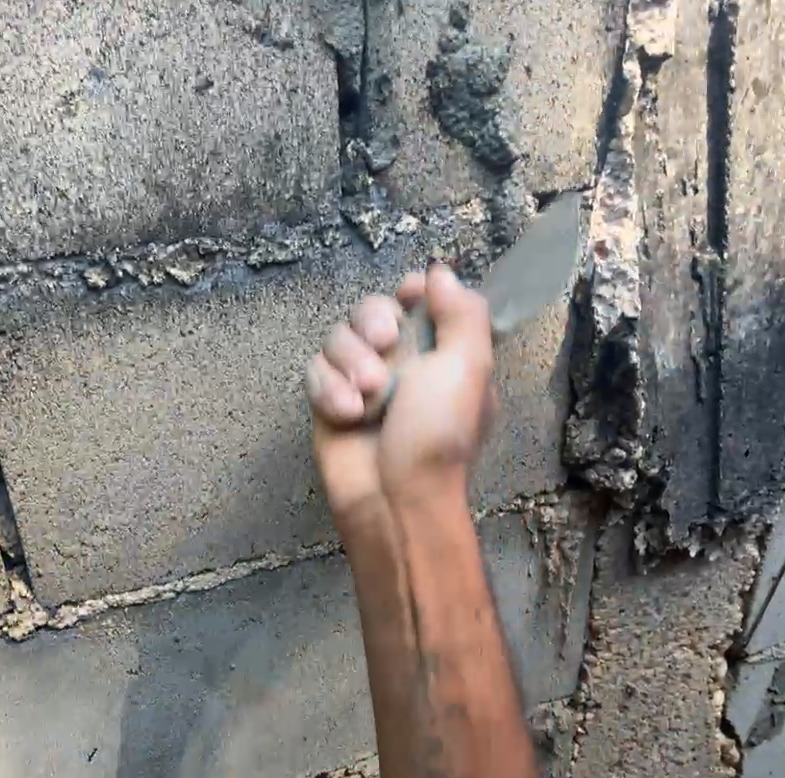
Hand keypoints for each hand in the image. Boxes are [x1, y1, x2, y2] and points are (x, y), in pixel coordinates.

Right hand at [305, 264, 495, 522]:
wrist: (394, 496)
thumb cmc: (438, 434)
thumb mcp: (469, 367)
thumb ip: (461, 312)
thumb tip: (438, 273)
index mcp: (440, 352)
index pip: (419, 300)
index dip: (410, 292)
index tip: (409, 296)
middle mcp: (399, 362)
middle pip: (370, 309)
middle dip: (372, 321)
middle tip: (384, 344)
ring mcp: (360, 382)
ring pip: (337, 338)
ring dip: (350, 362)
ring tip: (368, 398)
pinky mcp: (327, 402)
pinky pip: (315, 371)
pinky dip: (329, 390)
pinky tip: (347, 415)